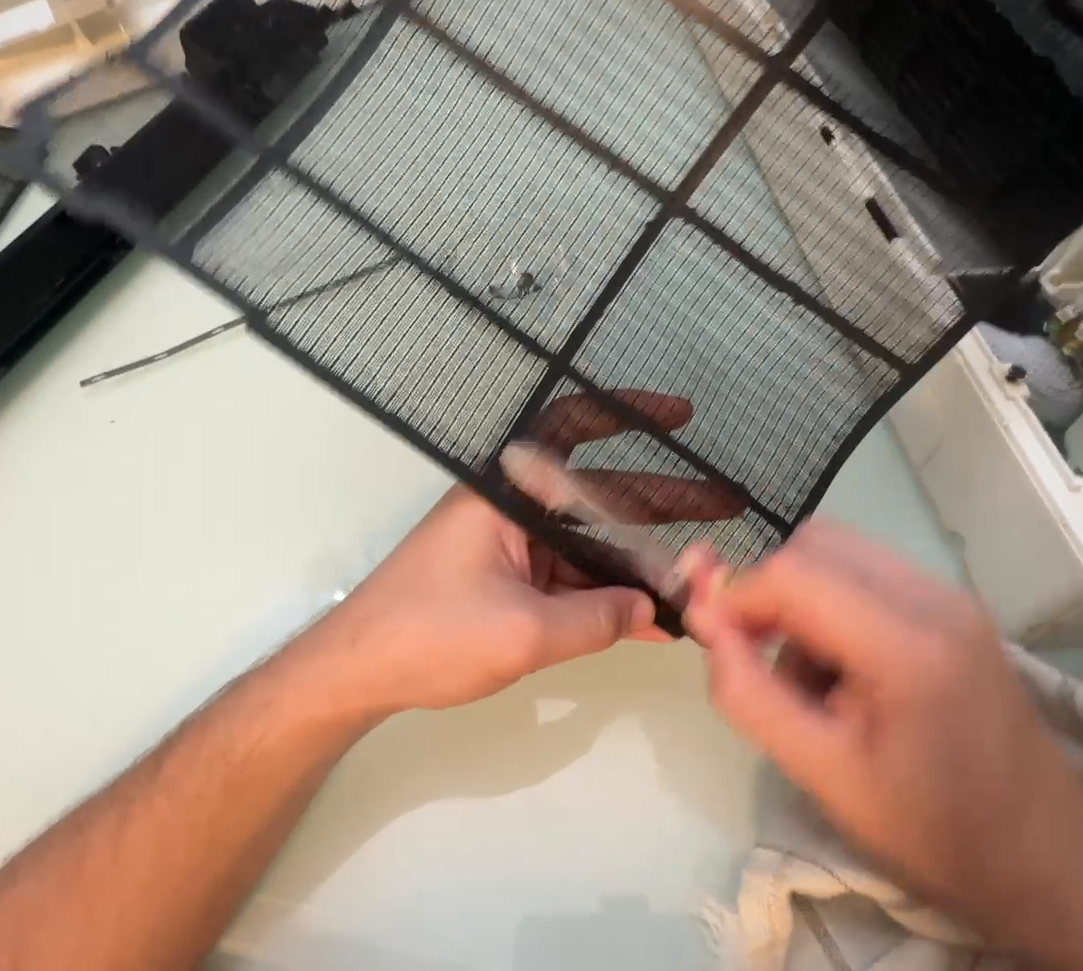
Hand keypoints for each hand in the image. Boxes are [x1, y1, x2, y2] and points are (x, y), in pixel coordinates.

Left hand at [293, 390, 741, 715]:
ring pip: (587, 544)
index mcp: (506, 493)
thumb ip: (596, 618)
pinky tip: (653, 619)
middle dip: (661, 503)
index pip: (571, 430)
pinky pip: (567, 578)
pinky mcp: (506, 579)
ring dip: (637, 564)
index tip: (680, 413)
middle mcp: (510, 507)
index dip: (627, 413)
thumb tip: (651, 608)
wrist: (357, 670)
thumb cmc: (428, 635)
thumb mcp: (523, 631)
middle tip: (725, 506)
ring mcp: (509, 545)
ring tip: (701, 577)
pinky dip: (604, 596)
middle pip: (597, 496)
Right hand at [682, 523, 1082, 948]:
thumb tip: (703, 623)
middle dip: (768, 591)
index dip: (735, 597)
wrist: (1046, 854)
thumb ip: (748, 694)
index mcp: (907, 646)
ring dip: (799, 596)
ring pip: (836, 551)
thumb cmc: (930, 827)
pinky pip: (865, 570)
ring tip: (811, 673)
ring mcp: (951, 595)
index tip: (716, 644)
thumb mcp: (820, 774)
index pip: (790, 572)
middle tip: (758, 655)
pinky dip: (831, 601)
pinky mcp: (954, 603)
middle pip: (812, 544)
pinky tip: (845, 664)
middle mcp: (935, 598)